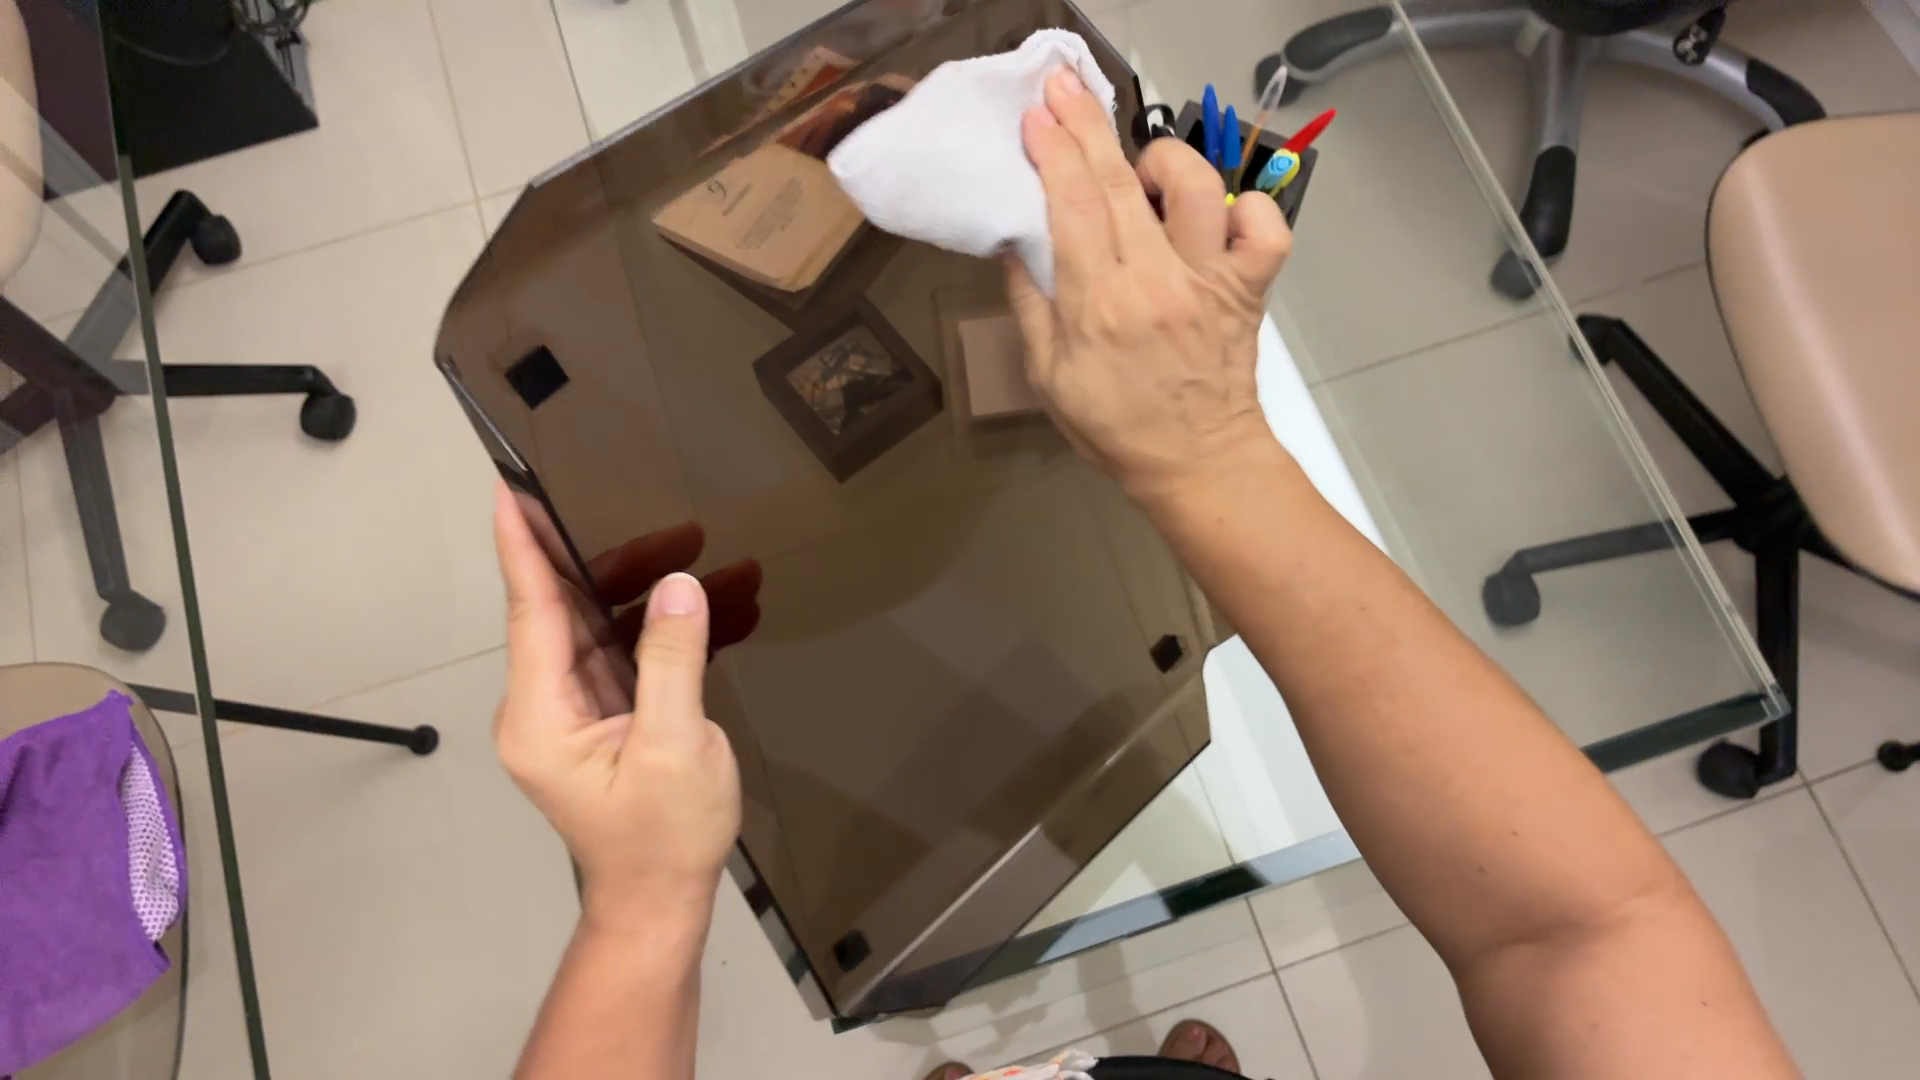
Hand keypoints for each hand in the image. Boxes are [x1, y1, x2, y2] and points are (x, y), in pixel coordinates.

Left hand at [492, 481, 742, 933]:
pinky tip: (726, 611)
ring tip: (725, 564)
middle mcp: (549, 704)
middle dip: (631, 565)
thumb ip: (672, 661)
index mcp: (541, 713)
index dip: (522, 547)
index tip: (511, 489)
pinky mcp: (613, 715)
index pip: (530, 611)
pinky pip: (639, 656)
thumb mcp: (674, 745)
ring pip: (615, 629)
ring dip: (666, 599)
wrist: (663, 898)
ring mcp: (581, 709)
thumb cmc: (662, 833)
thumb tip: (679, 586)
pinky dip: (677, 634)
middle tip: (687, 528)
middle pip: (580, 611)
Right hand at [1007, 69, 1291, 499]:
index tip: (1036, 114)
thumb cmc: (1113, 427)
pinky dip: (1247, 206)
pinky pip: (1263, 227)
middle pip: (1120, 183)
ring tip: (1142, 164)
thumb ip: (1030, 307)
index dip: (1052, 152)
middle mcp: (1155, 283)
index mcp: (1098, 307)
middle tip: (1064, 85)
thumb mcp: (1049, 378)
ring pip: (1196, 186)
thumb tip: (1017, 244)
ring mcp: (1209, 282)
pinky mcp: (1248, 289)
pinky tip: (1218, 214)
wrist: (1195, 463)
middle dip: (1086, 125)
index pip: (1072, 207)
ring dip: (1164, 157)